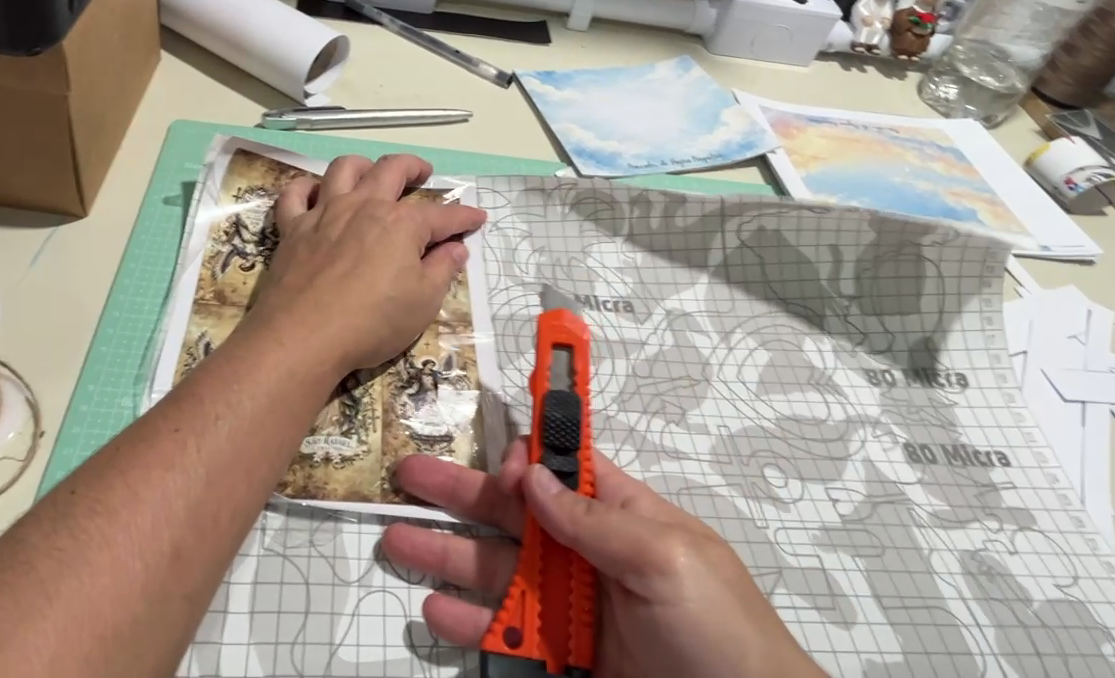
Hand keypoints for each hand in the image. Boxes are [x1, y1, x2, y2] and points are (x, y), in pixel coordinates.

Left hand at [251, 154, 485, 372]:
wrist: (303, 336)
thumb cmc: (372, 322)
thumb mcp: (423, 303)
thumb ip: (442, 270)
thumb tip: (456, 248)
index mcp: (401, 223)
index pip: (442, 215)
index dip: (463, 216)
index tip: (477, 217)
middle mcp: (364, 206)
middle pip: (391, 169)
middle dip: (413, 167)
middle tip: (423, 173)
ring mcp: (325, 213)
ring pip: (343, 169)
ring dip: (362, 165)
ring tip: (370, 172)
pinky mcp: (293, 229)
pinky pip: (295, 194)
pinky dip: (305, 187)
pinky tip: (314, 193)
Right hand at [383, 444, 826, 677]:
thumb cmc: (718, 627)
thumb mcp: (667, 561)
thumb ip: (596, 519)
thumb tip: (532, 475)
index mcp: (617, 513)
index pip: (558, 468)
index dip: (523, 458)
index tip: (503, 472)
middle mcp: (582, 551)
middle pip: (509, 512)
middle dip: (458, 491)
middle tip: (406, 474)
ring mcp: (567, 604)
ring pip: (495, 568)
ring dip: (445, 553)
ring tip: (396, 542)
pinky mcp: (559, 655)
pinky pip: (504, 631)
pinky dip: (466, 621)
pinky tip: (433, 612)